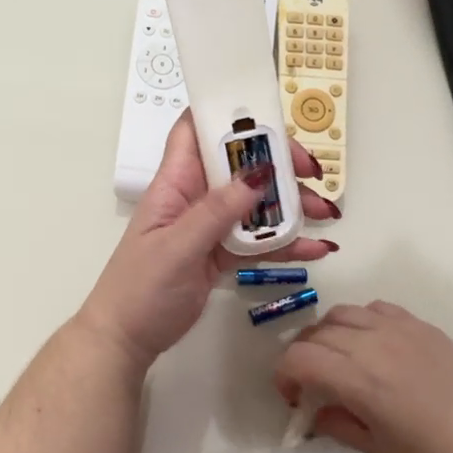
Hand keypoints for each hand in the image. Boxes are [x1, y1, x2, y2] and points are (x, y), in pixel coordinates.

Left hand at [77, 112, 339, 364]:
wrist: (126, 339)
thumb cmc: (140, 289)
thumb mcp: (177, 247)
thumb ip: (217, 211)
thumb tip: (258, 173)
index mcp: (176, 183)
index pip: (197, 130)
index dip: (229, 113)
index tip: (270, 117)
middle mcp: (195, 196)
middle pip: (240, 164)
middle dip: (278, 164)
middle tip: (313, 175)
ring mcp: (209, 226)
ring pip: (255, 202)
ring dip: (291, 205)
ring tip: (326, 214)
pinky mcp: (220, 254)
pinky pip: (258, 240)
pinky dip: (285, 242)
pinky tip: (315, 248)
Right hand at [273, 301, 452, 452]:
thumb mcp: (379, 450)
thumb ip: (338, 425)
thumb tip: (315, 412)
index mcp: (360, 379)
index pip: (299, 357)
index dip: (284, 375)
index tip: (291, 397)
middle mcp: (375, 344)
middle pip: (316, 333)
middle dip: (302, 356)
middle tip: (310, 385)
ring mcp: (401, 329)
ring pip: (342, 314)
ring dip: (327, 334)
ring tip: (337, 362)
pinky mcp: (422, 325)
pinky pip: (375, 309)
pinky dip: (360, 322)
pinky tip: (370, 346)